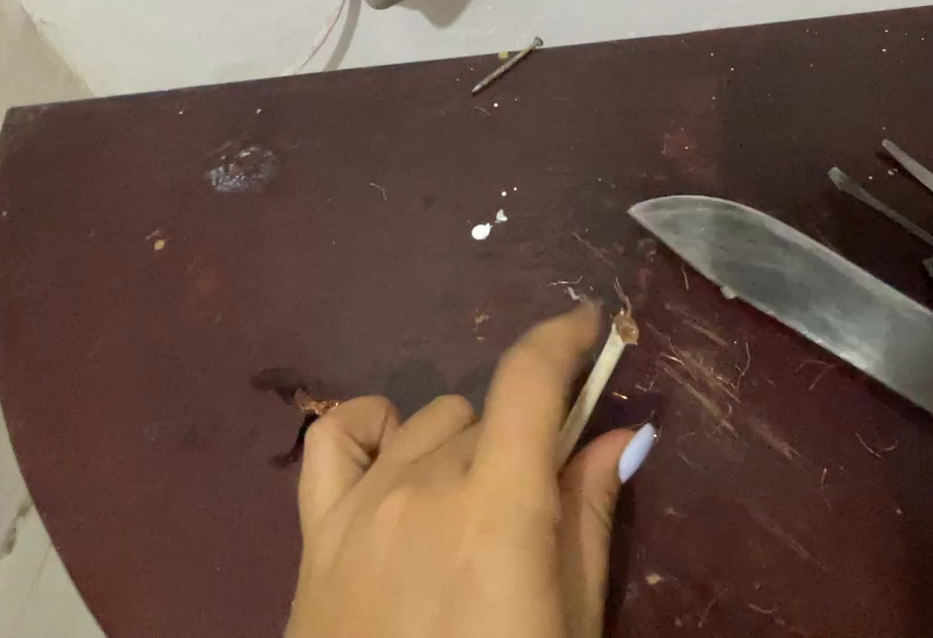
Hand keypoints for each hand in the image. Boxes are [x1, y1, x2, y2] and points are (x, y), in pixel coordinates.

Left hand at [286, 303, 653, 637]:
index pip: (529, 379)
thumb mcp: (570, 622)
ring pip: (429, 422)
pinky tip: (394, 464)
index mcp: (497, 507)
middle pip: (487, 415)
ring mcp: (361, 506)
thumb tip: (618, 435)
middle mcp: (424, 486)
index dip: (562, 337)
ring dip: (462, 450)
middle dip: (522, 445)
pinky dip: (373, 433)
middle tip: (534, 506)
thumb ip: (589, 515)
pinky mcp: (314, 534)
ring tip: (468, 514)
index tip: (587, 326)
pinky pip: (337, 436)